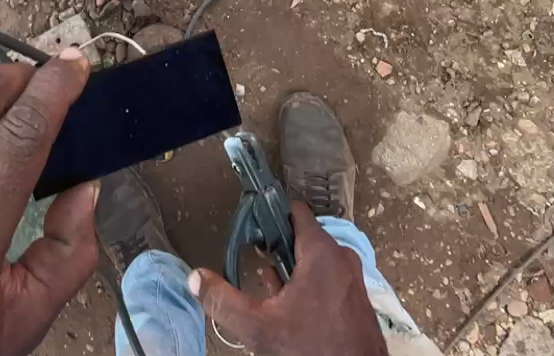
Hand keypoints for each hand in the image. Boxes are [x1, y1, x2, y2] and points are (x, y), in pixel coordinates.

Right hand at [189, 200, 388, 355]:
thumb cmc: (312, 351)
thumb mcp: (259, 328)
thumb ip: (224, 300)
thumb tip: (195, 277)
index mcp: (321, 252)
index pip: (295, 211)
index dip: (270, 215)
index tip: (252, 230)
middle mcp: (341, 258)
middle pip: (302, 238)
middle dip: (278, 250)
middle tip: (257, 266)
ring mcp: (353, 280)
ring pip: (315, 262)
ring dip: (292, 272)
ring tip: (270, 292)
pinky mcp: (358, 302)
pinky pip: (328, 281)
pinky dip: (309, 288)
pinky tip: (291, 310)